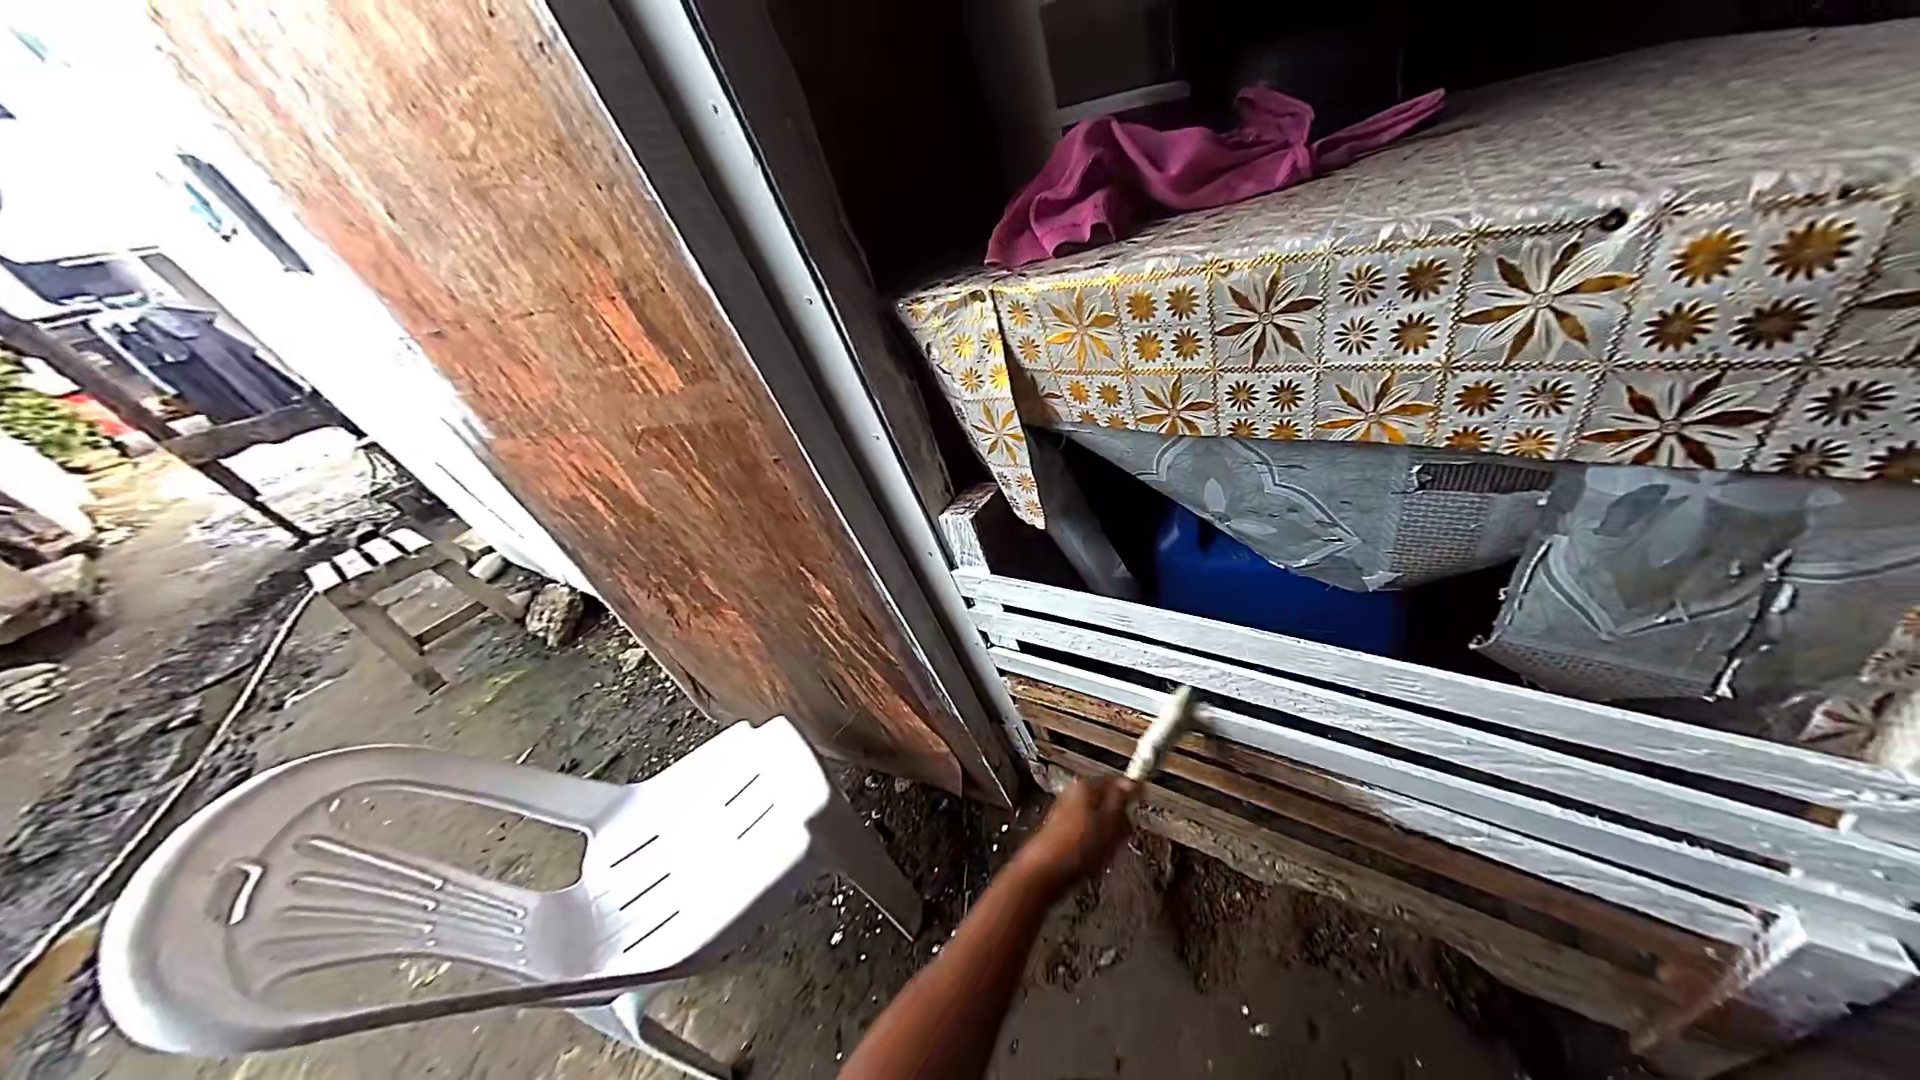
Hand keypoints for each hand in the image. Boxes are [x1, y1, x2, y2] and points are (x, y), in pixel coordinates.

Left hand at [1012, 776, 1137, 895]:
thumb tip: (1132, 784)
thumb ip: (1122, 802)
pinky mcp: (1061, 831)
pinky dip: (1093, 844)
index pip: (1116, 781)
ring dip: (1107, 835)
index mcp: (1084, 787)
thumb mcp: (1110, 824)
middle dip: (1118, 819)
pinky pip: (1087, 834)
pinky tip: (1091, 859)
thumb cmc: (1075, 849)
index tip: (1142, 803)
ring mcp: (1065, 812)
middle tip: (1121, 835)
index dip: (1132, 793)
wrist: (1043, 874)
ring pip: (1098, 820)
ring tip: (1104, 851)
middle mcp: (1072, 795)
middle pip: (1107, 801)